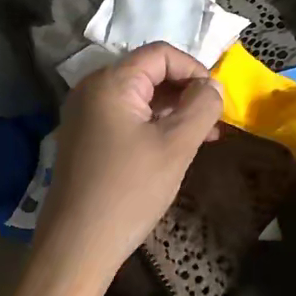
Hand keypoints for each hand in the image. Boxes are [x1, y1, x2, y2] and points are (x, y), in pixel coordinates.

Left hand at [28, 44, 222, 295]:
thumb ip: (201, 107)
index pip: (160, 53)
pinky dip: (151, 125)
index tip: (218, 99)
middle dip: (185, 91)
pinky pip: (122, 117)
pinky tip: (173, 147)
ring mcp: (83, 114)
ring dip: (172, 110)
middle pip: (147, 72)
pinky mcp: (83, 137)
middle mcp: (90, 89)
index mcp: (109, 82)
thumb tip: (213, 84)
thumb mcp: (175, 145)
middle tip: (214, 121)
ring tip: (203, 137)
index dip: (194, 69)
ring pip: (137, 97)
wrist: (77, 242)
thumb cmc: (129, 190)